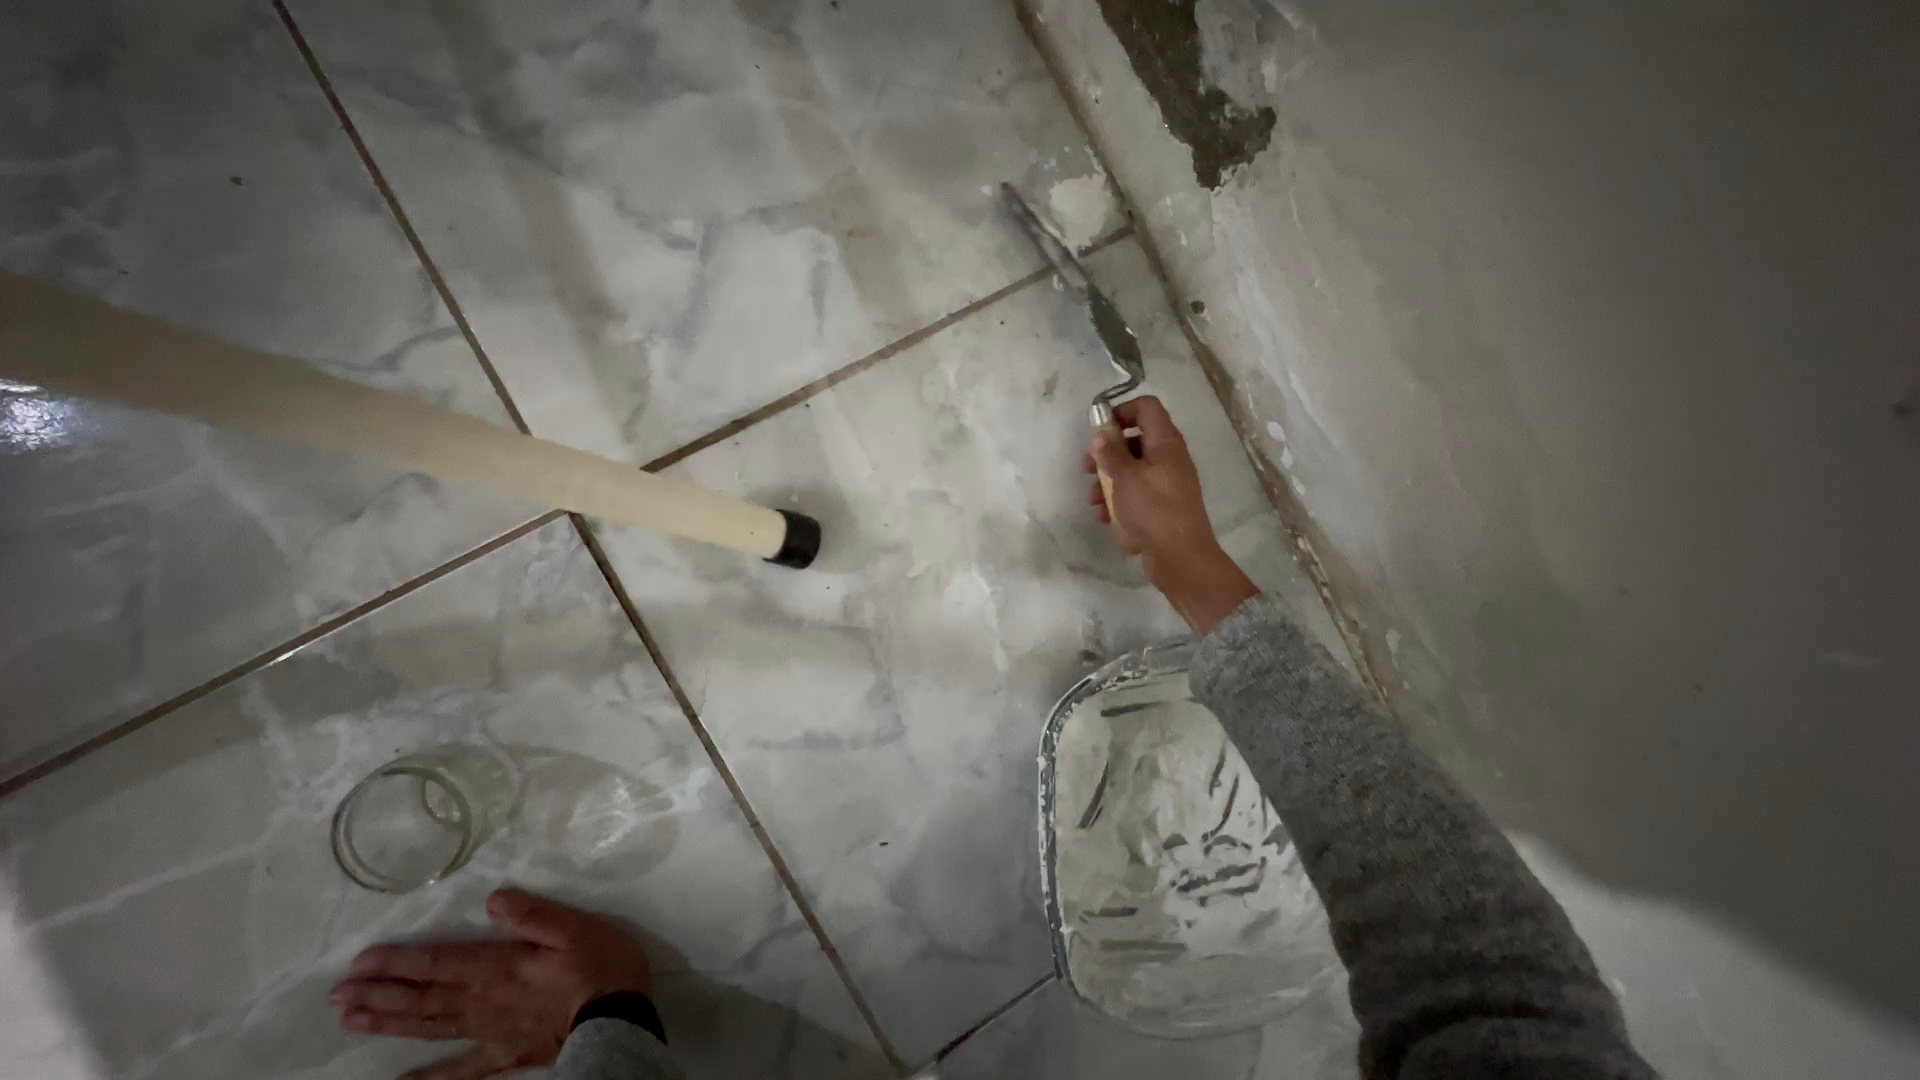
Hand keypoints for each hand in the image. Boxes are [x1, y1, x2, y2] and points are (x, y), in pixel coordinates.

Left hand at [330, 888, 653, 1079]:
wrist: (618, 1021)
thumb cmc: (600, 965)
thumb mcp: (576, 928)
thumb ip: (534, 914)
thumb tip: (492, 900)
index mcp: (500, 966)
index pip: (439, 962)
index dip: (399, 960)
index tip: (361, 961)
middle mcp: (484, 1000)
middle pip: (424, 996)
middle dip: (381, 992)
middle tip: (338, 994)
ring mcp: (490, 1032)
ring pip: (430, 1026)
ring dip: (390, 1022)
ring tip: (352, 1019)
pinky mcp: (505, 1054)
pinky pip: (460, 1071)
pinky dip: (428, 1078)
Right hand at [1084, 395, 1256, 635]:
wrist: (1181, 557)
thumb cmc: (1153, 510)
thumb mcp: (1125, 478)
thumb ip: (1111, 453)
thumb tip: (1100, 433)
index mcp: (1166, 442)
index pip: (1146, 407)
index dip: (1122, 411)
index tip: (1099, 429)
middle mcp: (1169, 458)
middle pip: (1136, 440)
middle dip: (1108, 452)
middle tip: (1087, 467)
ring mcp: (1168, 483)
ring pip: (1133, 469)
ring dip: (1109, 480)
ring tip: (1093, 500)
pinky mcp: (1163, 506)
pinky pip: (1138, 493)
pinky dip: (1121, 500)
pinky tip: (1106, 517)